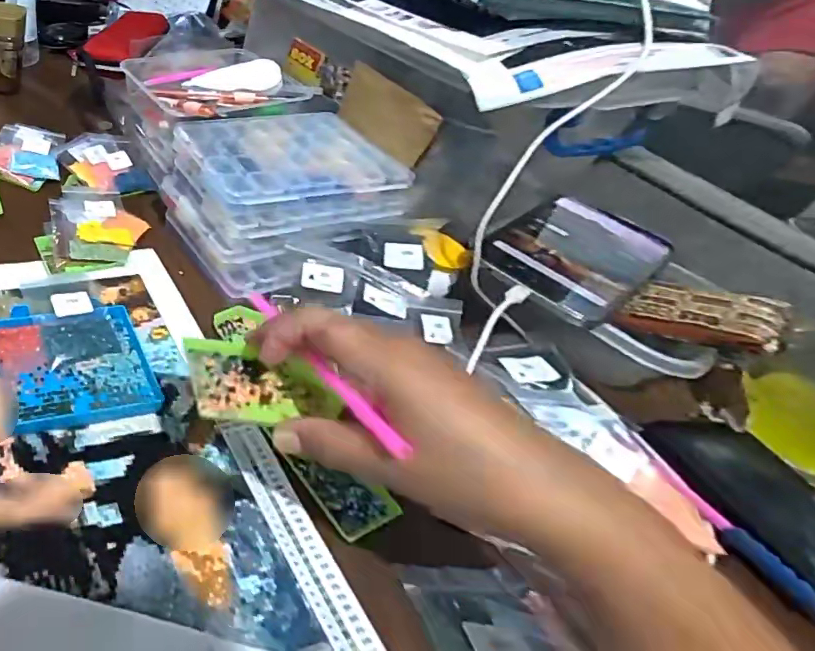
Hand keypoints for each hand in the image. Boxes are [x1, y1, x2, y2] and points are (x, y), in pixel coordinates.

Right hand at [249, 308, 642, 549]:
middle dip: (292, 337)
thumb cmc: (465, 473)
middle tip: (267, 365)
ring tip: (302, 384)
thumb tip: (279, 432)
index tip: (259, 360)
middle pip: (332, 323)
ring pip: (355, 338)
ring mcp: (422, 357)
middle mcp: (399, 345)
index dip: (278, 331)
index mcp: (383, 357)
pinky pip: (378, 355)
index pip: (316, 321)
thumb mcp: (389, 465)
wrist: (555, 494)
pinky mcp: (438, 374)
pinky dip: (348, 366)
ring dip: (320, 352)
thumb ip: (329, 442)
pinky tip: (353, 402)